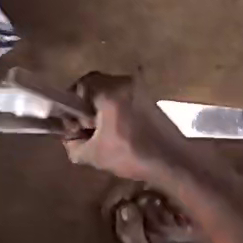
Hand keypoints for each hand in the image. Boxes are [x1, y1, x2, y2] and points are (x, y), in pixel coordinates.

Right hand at [62, 73, 190, 182]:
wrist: (173, 160)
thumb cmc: (132, 155)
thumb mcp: (94, 155)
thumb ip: (72, 144)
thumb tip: (70, 136)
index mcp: (110, 92)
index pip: (80, 86)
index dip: (71, 105)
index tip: (75, 124)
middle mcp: (125, 83)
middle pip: (95, 85)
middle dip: (86, 104)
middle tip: (86, 127)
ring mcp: (140, 88)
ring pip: (110, 89)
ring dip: (101, 105)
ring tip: (102, 130)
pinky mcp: (149, 97)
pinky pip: (124, 95)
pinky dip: (116, 107)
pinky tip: (118, 129)